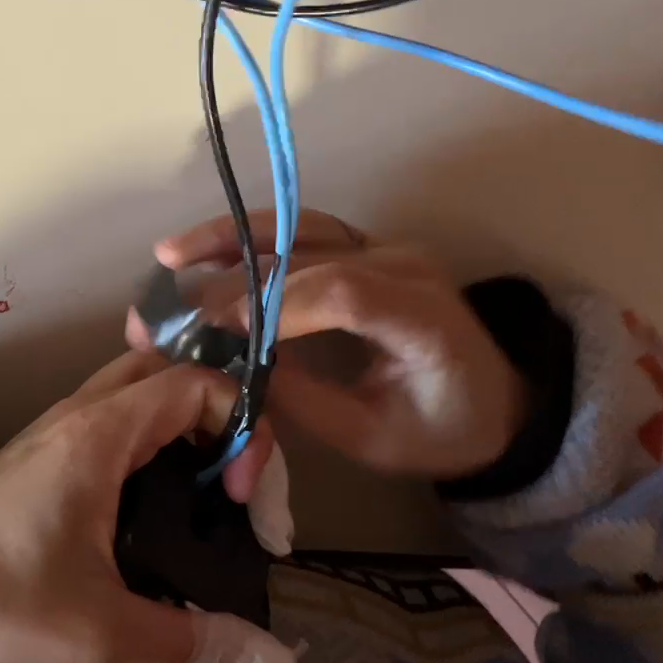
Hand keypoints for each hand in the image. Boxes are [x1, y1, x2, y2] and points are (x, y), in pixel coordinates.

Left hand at [0, 350, 299, 662]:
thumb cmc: (0, 596)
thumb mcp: (102, 628)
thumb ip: (195, 641)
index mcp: (100, 434)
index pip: (197, 385)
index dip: (246, 433)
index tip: (247, 504)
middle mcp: (82, 411)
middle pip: (173, 372)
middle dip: (224, 421)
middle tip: (241, 494)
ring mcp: (62, 423)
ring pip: (143, 386)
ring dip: (190, 423)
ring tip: (217, 494)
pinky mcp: (50, 445)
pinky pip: (119, 410)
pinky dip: (158, 432)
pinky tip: (167, 491)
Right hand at [128, 209, 526, 479]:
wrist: (493, 403)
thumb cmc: (439, 429)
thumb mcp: (372, 438)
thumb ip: (305, 400)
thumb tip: (231, 366)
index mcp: (421, 316)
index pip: (342, 292)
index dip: (273, 302)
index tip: (213, 326)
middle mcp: (400, 264)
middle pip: (307, 253)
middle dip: (231, 280)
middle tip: (169, 309)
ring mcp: (379, 246)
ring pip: (295, 224)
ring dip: (228, 236)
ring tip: (169, 255)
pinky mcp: (358, 244)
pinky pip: (296, 229)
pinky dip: (245, 236)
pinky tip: (202, 249)